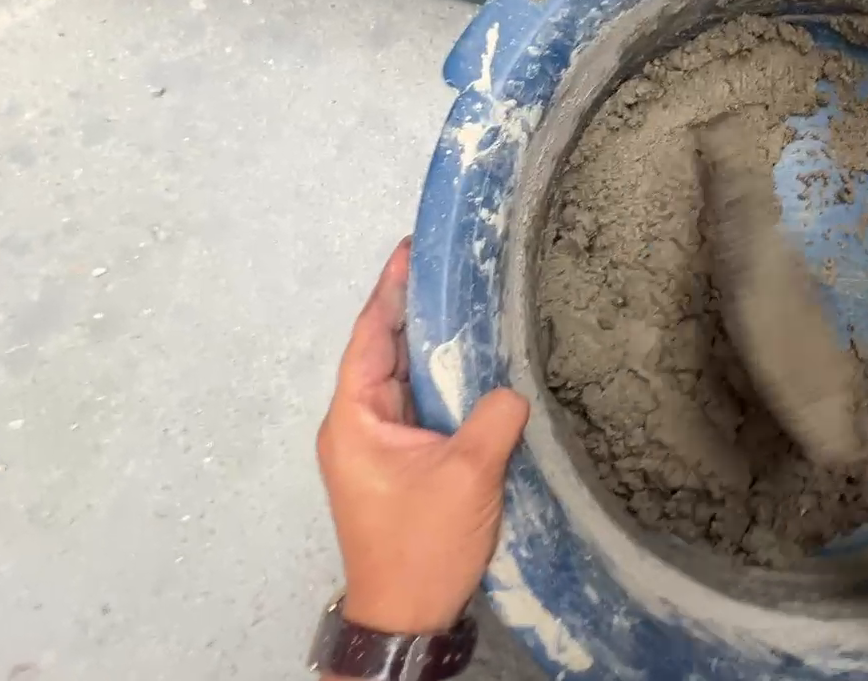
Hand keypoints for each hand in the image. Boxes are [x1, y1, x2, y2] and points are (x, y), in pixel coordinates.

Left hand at [317, 238, 529, 634]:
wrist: (408, 616)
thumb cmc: (424, 543)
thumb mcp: (468, 473)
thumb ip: (495, 415)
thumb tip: (511, 389)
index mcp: (356, 420)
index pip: (368, 339)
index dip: (388, 292)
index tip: (409, 250)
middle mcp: (359, 424)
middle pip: (382, 351)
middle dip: (410, 305)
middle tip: (447, 264)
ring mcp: (379, 443)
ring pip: (403, 376)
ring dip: (427, 339)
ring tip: (462, 298)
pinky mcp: (403, 458)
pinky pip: (420, 400)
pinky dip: (440, 373)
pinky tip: (471, 357)